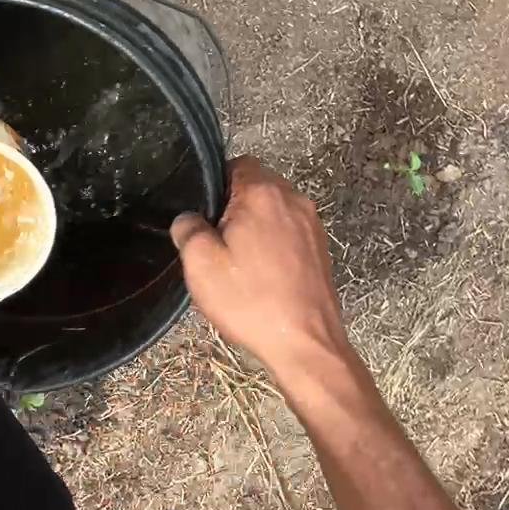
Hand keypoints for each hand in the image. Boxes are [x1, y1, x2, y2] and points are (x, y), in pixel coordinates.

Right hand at [172, 156, 349, 372]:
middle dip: (234, 204)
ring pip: (273, 207)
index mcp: (263, 194)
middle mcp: (293, 200)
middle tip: (217, 238)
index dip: (215, 183)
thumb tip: (188, 219)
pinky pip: (288, 228)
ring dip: (254, 223)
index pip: (237, 163)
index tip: (205, 213)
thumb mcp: (200, 264)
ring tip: (238, 258)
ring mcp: (311, 225)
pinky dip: (272, 240)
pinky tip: (261, 271)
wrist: (307, 346)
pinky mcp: (320, 248)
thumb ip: (187, 229)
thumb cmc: (251, 301)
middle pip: (256, 184)